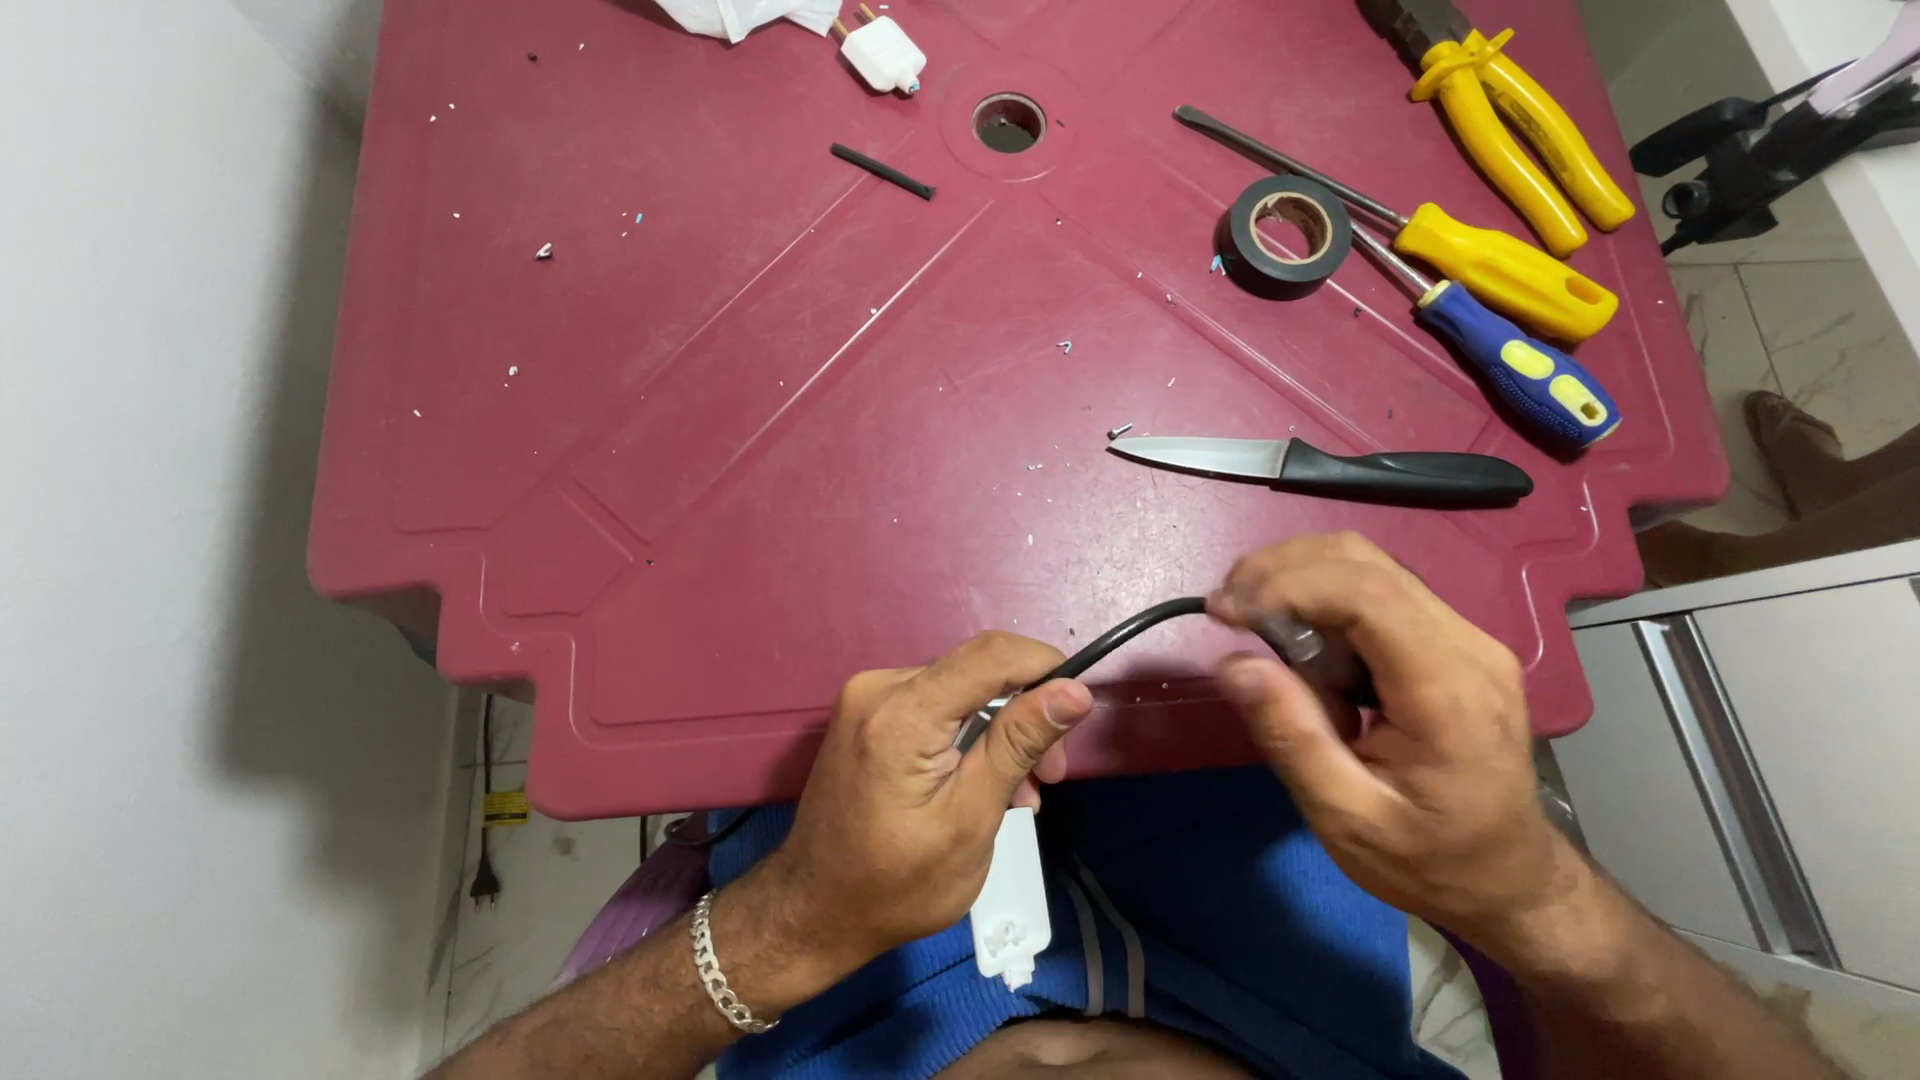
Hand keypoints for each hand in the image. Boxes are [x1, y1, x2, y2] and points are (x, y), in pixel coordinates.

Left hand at [763, 632, 1093, 969]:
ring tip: (1020, 795)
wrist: (814, 912)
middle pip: (976, 673)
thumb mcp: (971, 819)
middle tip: (1050, 778)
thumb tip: (1074, 690)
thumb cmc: (895, 884)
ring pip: (960, 691)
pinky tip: (982, 782)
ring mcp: (867, 698)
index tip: (1079, 708)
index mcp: (901, 712)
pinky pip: (934, 706)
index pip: (990, 655)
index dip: (1045, 667)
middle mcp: (879, 687)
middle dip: (1024, 715)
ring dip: (999, 733)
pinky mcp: (866, 714)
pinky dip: (967, 737)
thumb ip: (1019, 744)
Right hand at [1207, 533, 1576, 943]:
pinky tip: (1296, 645)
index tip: (1223, 612)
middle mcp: (1466, 645)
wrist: (1507, 883)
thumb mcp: (1346, 818)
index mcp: (1450, 692)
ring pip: (1366, 564)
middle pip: (1363, 561)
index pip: (1366, 594)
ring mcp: (1463, 637)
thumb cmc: (1428, 862)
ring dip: (1296, 580)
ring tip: (1252, 626)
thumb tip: (1233, 663)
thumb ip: (1292, 738)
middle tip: (1225, 611)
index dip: (1286, 585)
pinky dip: (1318, 599)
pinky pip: (1373, 591)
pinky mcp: (1447, 640)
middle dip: (1280, 570)